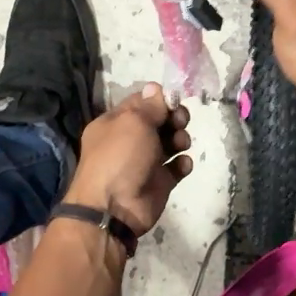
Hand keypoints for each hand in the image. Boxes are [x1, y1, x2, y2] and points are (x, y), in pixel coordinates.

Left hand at [64, 83, 192, 236]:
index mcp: (116, 123)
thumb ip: (150, 105)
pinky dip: (182, 164)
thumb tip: (155, 87)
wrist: (114, 208)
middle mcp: (130, 140)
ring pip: (170, 142)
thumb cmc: (120, 157)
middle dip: (174, 119)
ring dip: (180, 139)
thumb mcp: (133, 122)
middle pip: (160, 121)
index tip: (174, 102)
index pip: (142, 103)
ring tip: (180, 145)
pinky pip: (176, 167)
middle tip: (180, 123)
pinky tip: (181, 165)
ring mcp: (145, 162)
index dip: (160, 100)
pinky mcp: (159, 182)